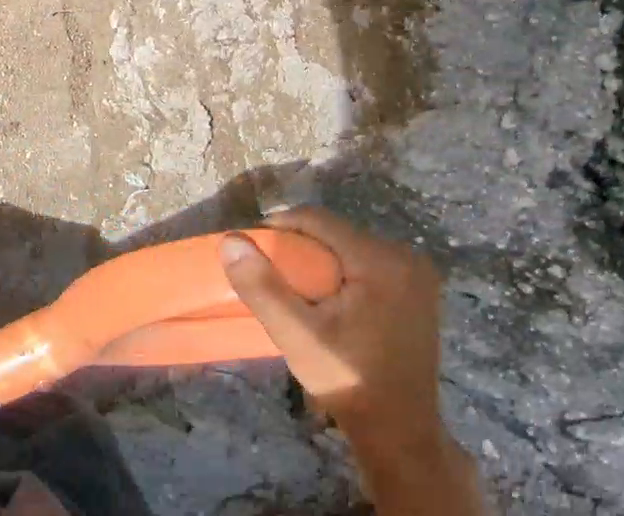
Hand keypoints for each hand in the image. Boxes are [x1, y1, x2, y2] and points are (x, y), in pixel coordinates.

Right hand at [221, 208, 485, 515]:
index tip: (251, 255)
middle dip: (293, 246)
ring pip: (343, 245)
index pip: (314, 219)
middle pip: (330, 231)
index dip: (275, 229)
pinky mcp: (415, 291)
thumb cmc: (345, 376)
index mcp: (382, 263)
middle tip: (269, 276)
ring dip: (311, 259)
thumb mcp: (293, 332)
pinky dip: (333, 271)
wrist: (398, 427)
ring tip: (291, 289)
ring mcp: (417, 276)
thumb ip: (261, 284)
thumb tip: (230, 239)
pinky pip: (361, 262)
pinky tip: (321, 299)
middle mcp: (407, 260)